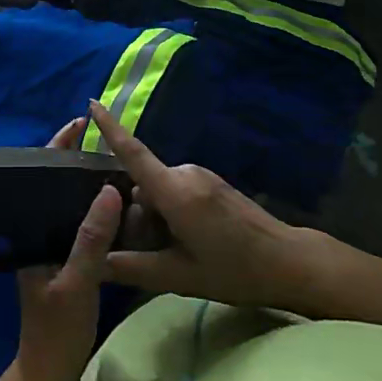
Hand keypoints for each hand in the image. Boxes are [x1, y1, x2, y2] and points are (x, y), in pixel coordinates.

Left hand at [13, 118, 120, 380]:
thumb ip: (90, 239)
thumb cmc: (56, 330)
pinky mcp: (66, 264)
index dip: (57, 150)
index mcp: (30, 235)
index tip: (79, 124)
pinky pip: (81, 227)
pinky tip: (118, 207)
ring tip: (116, 166)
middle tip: (105, 143)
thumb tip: (109, 190)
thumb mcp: (77, 283)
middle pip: (54, 189)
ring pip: (69, 207)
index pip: (39, 181)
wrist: (50, 372)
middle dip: (74, 163)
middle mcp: (37, 236)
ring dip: (87, 186)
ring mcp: (52, 250)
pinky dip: (97, 213)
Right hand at [88, 101, 310, 308]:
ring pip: (158, 189)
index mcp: (176, 193)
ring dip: (153, 215)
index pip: (134, 154)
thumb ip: (132, 267)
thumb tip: (93, 263)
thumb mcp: (179, 276)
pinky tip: (185, 241)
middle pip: (141, 184)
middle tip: (147, 251)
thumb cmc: (235, 271)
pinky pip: (175, 190)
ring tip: (171, 252)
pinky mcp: (212, 183)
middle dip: (134, 213)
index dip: (110, 129)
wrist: (290, 263)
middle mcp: (186, 174)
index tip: (91, 103)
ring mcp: (202, 177)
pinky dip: (169, 211)